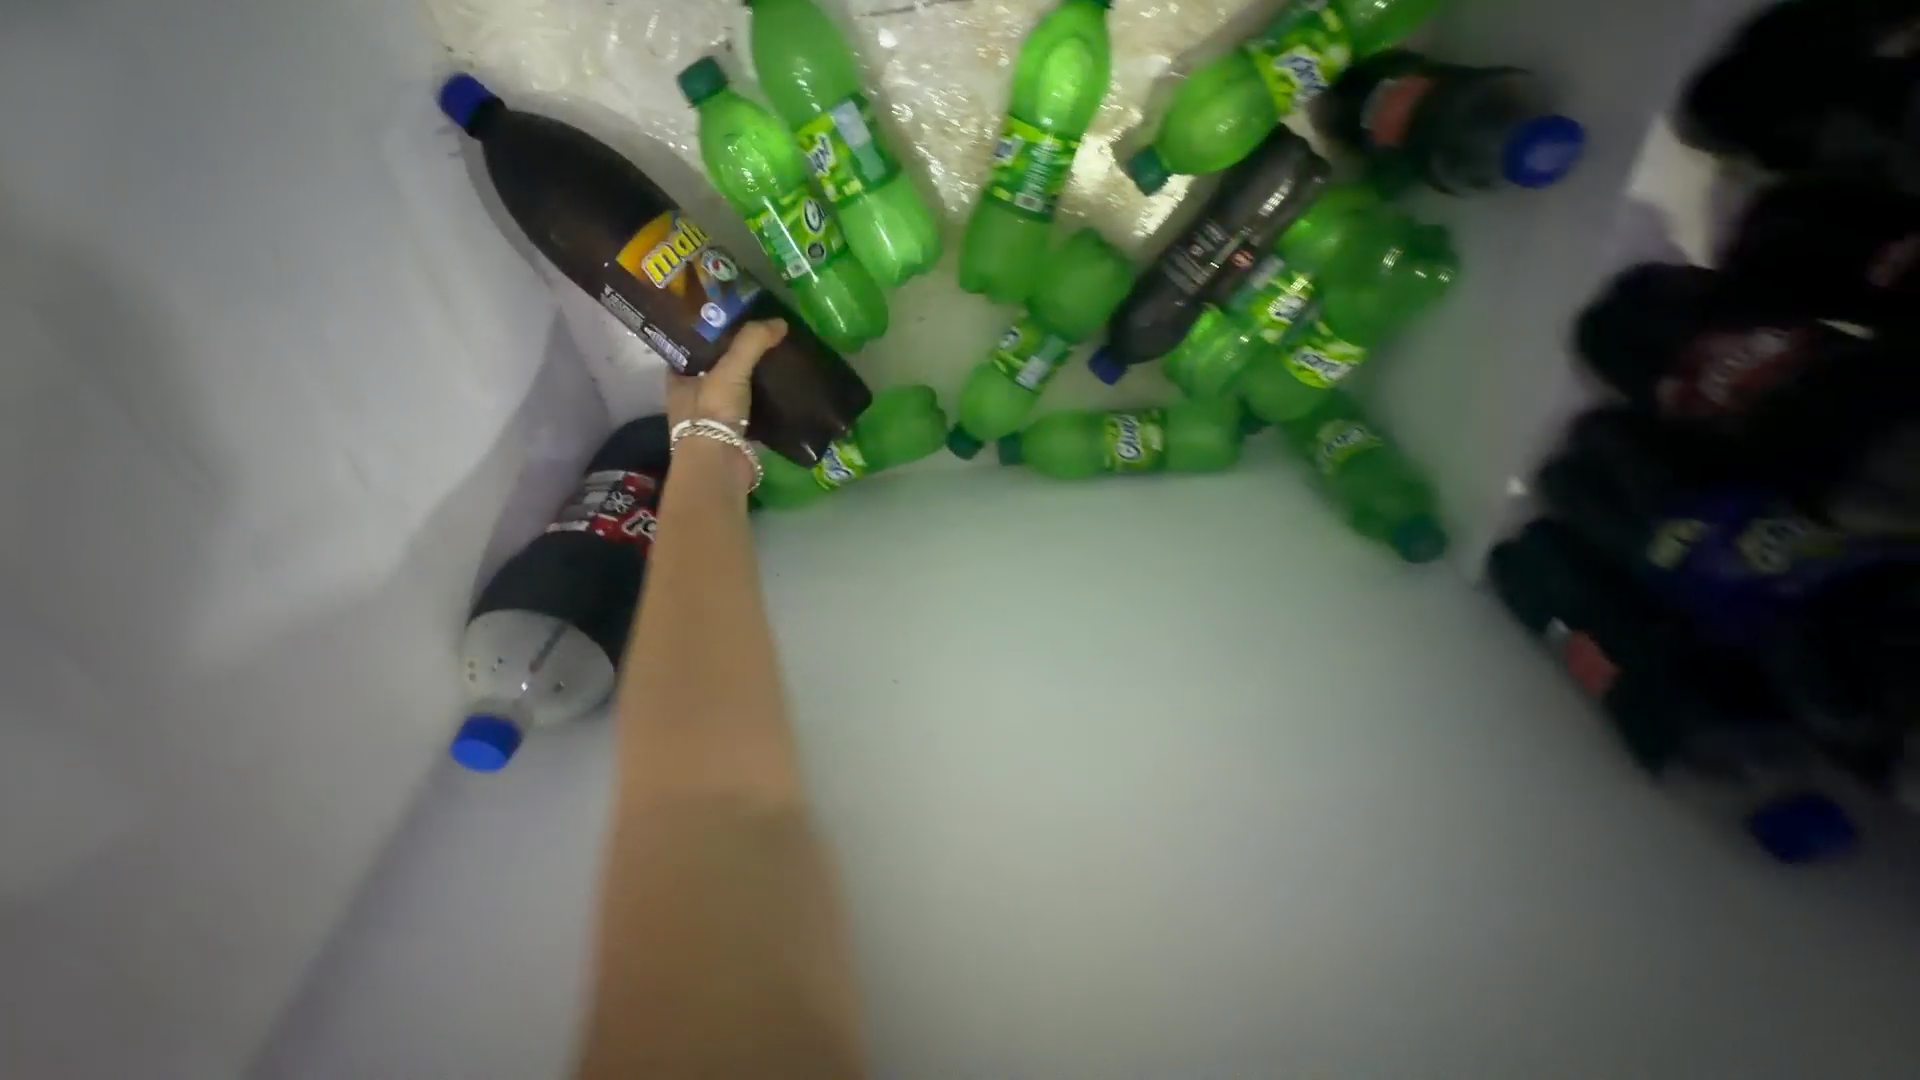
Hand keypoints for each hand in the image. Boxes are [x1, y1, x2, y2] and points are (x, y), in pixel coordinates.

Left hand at [667, 319, 787, 430]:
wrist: (720, 462)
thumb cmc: (712, 411)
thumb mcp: (730, 368)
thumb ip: (752, 342)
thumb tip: (780, 322)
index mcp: (677, 381)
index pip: (687, 351)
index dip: (703, 338)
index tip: (724, 325)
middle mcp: (688, 401)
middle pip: (709, 373)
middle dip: (727, 360)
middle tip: (754, 342)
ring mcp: (708, 422)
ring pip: (727, 394)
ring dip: (744, 384)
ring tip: (768, 365)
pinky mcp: (729, 438)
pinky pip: (745, 414)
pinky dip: (757, 406)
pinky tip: (774, 395)